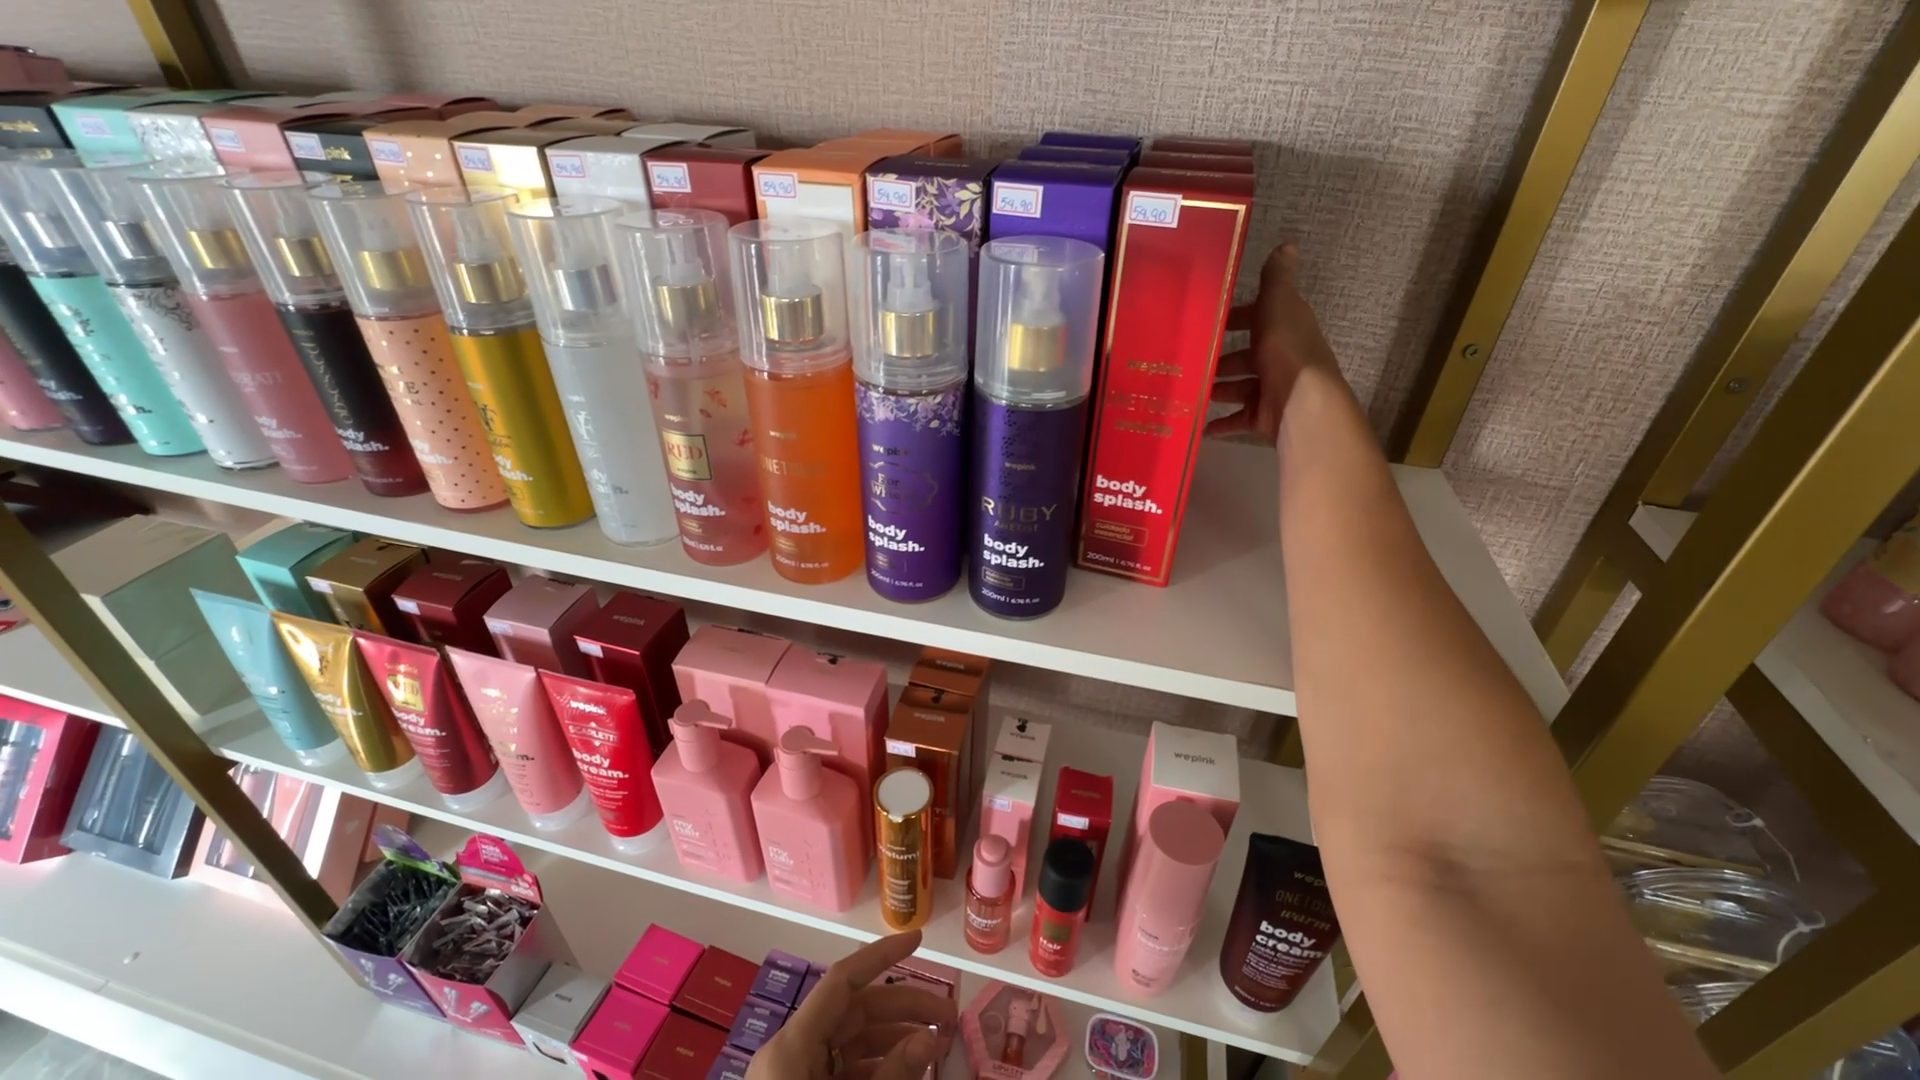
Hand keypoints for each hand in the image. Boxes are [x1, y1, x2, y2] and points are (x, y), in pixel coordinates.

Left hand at [747, 930, 956, 1079]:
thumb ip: (892, 1075)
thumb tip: (929, 1037)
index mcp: (792, 1046)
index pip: (842, 982)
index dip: (881, 955)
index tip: (919, 940)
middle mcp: (791, 1053)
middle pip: (853, 1011)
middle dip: (903, 1007)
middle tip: (949, 1017)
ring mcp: (795, 1077)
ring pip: (851, 1040)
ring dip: (895, 1037)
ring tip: (937, 1046)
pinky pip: (843, 1070)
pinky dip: (877, 1067)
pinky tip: (909, 1071)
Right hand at [1207, 243, 1342, 442]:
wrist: (1301, 401)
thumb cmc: (1286, 349)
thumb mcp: (1279, 303)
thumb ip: (1276, 278)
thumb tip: (1287, 244)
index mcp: (1284, 328)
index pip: (1257, 318)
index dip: (1234, 319)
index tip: (1205, 322)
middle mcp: (1279, 357)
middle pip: (1244, 356)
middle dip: (1219, 359)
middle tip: (1188, 360)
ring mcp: (1271, 389)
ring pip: (1238, 387)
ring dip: (1216, 389)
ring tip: (1188, 389)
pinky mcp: (1263, 416)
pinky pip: (1238, 418)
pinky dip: (1221, 422)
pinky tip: (1200, 423)